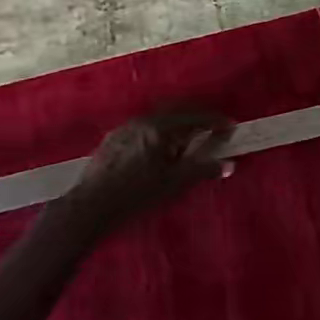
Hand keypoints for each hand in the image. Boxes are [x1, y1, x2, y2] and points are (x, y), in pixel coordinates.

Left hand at [61, 110, 233, 230]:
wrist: (90, 207)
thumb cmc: (136, 195)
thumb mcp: (173, 184)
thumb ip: (202, 170)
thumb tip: (229, 164)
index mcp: (159, 127)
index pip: (194, 117)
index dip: (214, 121)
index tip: (230, 126)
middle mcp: (141, 121)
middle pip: (175, 113)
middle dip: (196, 119)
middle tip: (211, 129)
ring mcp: (124, 129)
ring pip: (157, 121)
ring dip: (175, 127)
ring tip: (186, 143)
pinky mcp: (111, 140)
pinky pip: (143, 129)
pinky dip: (158, 135)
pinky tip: (158, 151)